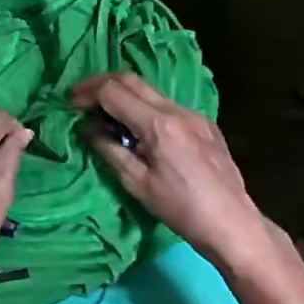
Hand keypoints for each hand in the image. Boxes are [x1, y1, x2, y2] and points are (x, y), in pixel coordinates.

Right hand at [71, 73, 279, 262]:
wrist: (233, 224)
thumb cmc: (181, 209)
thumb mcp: (137, 184)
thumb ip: (109, 150)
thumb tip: (88, 129)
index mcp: (159, 124)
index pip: (113, 92)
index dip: (87, 93)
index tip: (70, 103)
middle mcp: (177, 110)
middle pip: (131, 79)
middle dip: (101, 84)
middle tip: (80, 97)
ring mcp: (194, 114)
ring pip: (149, 90)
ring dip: (123, 94)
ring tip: (105, 114)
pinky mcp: (204, 123)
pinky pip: (166, 104)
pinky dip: (144, 106)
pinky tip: (138, 129)